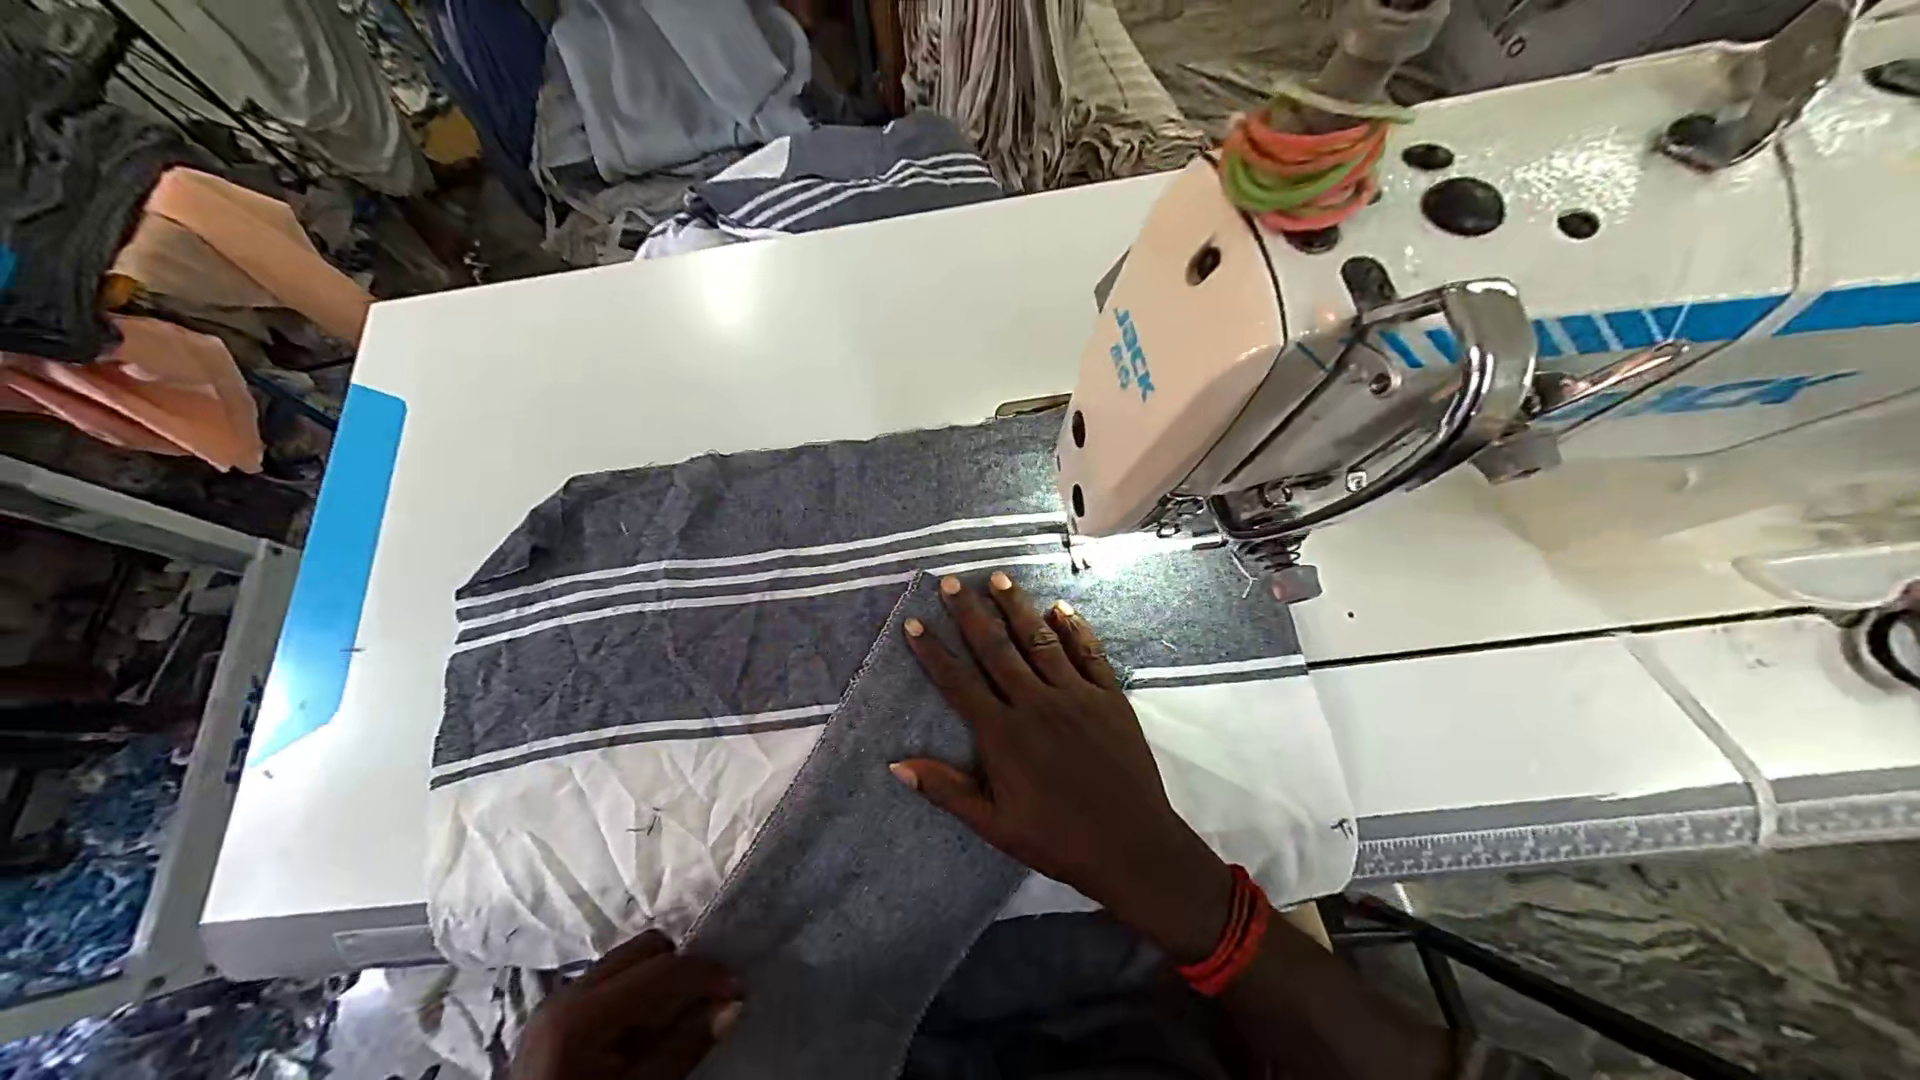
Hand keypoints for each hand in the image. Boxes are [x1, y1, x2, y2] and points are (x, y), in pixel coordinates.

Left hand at [510, 931, 741, 1079]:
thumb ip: (683, 1048)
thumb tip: (732, 1004)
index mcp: (582, 1014)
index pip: (663, 968)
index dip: (707, 974)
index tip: (739, 991)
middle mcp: (567, 994)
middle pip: (645, 949)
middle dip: (682, 969)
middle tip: (707, 1003)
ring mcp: (555, 1005)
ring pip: (629, 962)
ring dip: (661, 981)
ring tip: (679, 1018)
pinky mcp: (554, 1020)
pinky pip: (610, 983)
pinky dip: (637, 994)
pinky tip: (646, 1031)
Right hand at [893, 571, 1233, 961]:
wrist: (1132, 846)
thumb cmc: (1057, 839)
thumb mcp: (994, 824)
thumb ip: (946, 790)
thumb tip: (896, 764)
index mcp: (1003, 734)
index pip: (958, 682)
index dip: (933, 651)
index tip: (915, 622)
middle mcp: (1036, 703)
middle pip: (995, 648)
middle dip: (969, 612)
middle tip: (951, 581)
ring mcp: (1076, 695)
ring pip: (1039, 639)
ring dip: (1016, 606)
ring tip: (998, 577)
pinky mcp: (1110, 696)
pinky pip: (1089, 652)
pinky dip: (1074, 627)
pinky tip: (1060, 606)